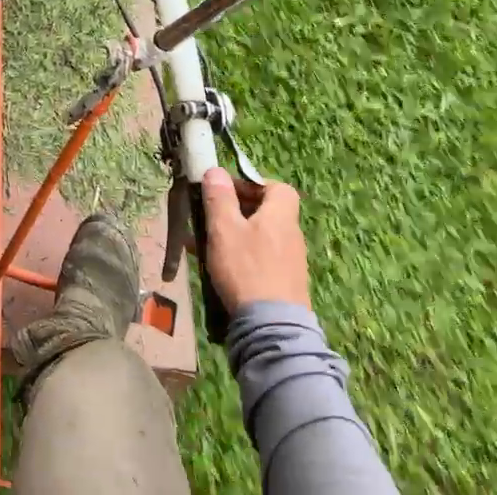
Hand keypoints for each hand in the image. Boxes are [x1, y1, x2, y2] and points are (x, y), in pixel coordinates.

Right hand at [202, 166, 310, 309]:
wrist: (272, 327)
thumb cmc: (246, 269)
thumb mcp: (224, 229)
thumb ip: (220, 198)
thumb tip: (216, 170)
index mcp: (280, 217)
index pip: (279, 188)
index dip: (253, 184)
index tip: (227, 192)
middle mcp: (291, 236)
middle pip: (267, 211)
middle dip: (237, 210)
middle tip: (211, 217)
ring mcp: (290, 261)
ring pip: (260, 235)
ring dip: (234, 234)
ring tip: (205, 244)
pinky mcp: (285, 282)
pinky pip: (261, 257)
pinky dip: (241, 255)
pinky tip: (219, 267)